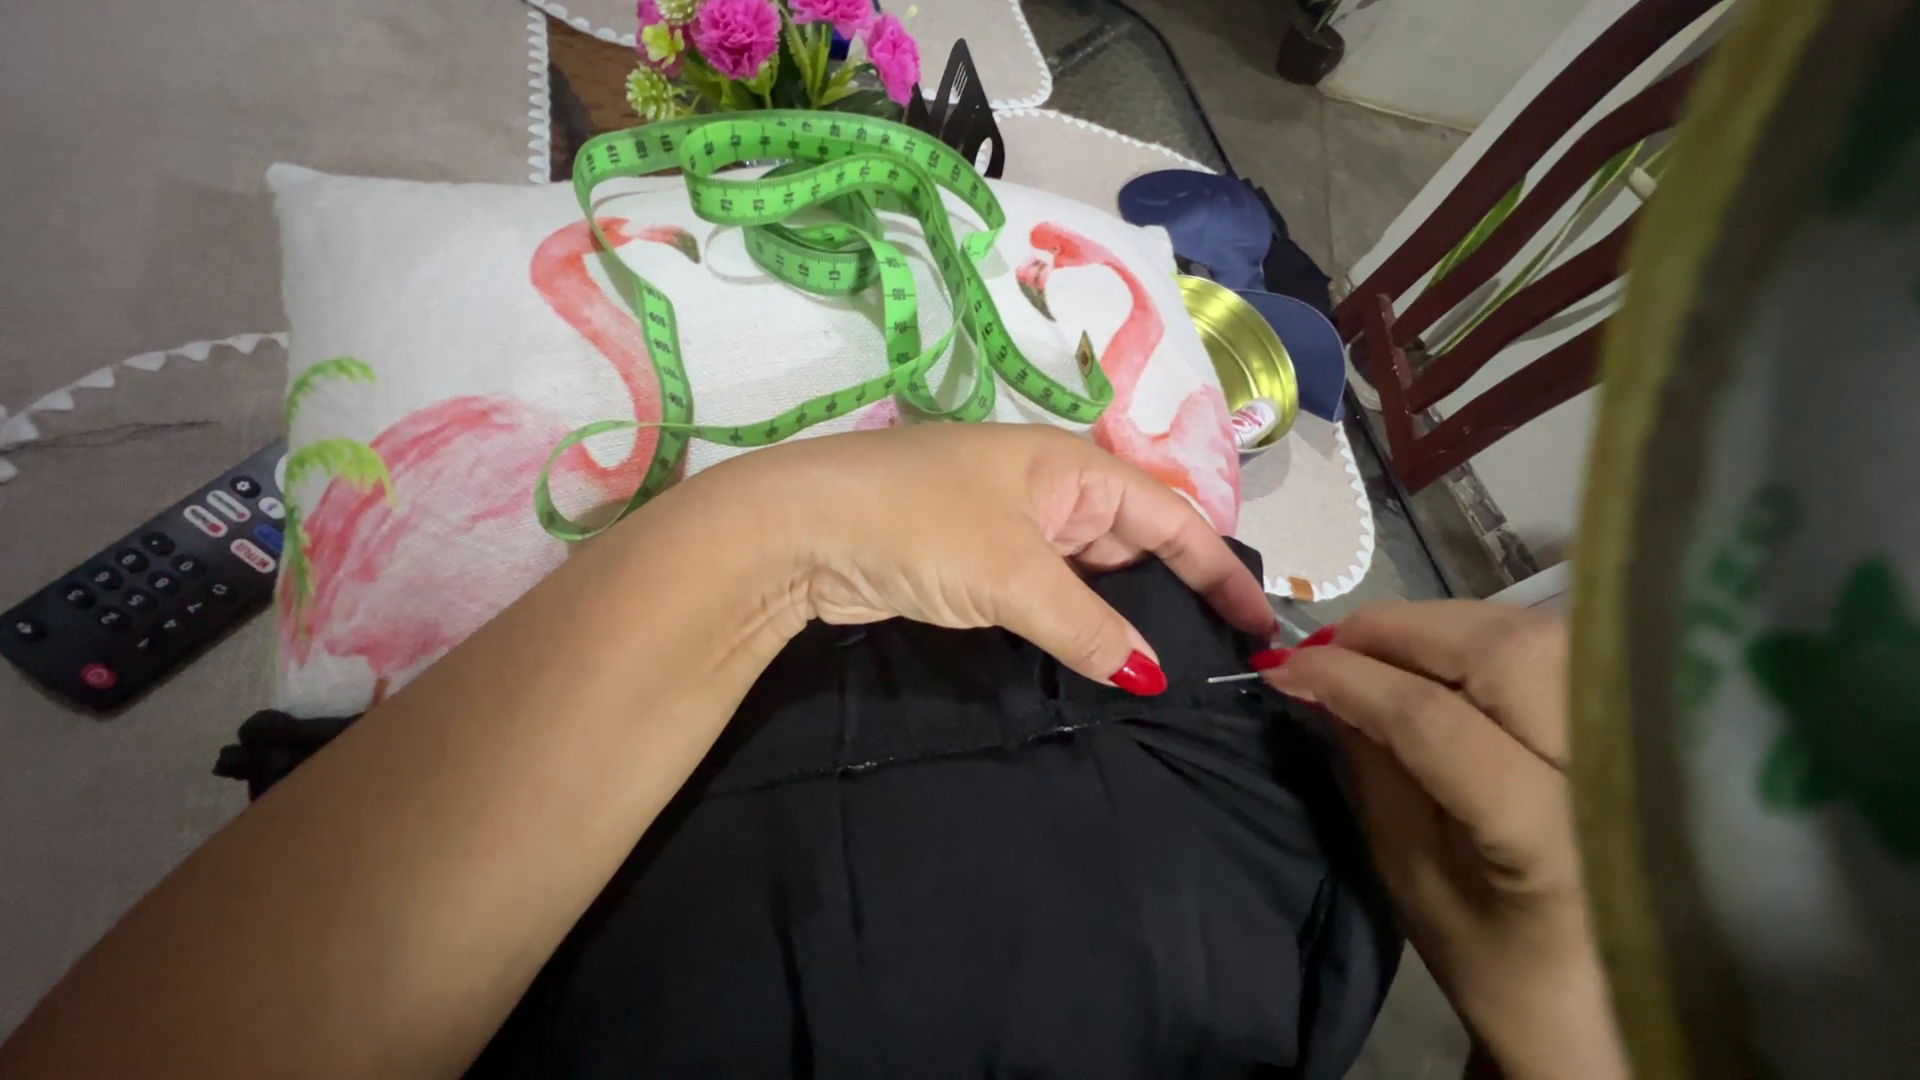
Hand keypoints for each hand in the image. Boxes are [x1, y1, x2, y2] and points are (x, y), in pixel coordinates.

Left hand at [712, 423, 1277, 692]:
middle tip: (1218, 660)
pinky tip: (1097, 659)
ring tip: (1171, 671)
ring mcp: (1010, 527)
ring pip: (1089, 573)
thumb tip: (1153, 675)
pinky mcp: (975, 563)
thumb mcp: (1013, 574)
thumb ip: (1088, 626)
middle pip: (1134, 542)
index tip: (1259, 625)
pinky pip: (1046, 593)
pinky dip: (1075, 624)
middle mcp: (1049, 490)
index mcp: (1071, 467)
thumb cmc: (919, 525)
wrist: (801, 527)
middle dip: (1176, 594)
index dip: (1218, 568)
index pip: (1169, 515)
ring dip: (1123, 616)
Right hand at [1257, 602, 1626, 1079]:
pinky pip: (1553, 649)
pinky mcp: (1647, 731)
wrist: (1627, 1019)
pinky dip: (1480, 637)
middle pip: (1498, 648)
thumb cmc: (1501, 968)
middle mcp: (1612, 773)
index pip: (1430, 719)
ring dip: (1435, 626)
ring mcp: (1644, 745)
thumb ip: (1371, 767)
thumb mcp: (1412, 876)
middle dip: (1394, 631)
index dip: (1344, 678)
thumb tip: (1317, 683)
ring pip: (1530, 631)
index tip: (1279, 666)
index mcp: (1548, 835)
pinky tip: (1436, 659)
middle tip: (1328, 645)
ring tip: (1375, 650)